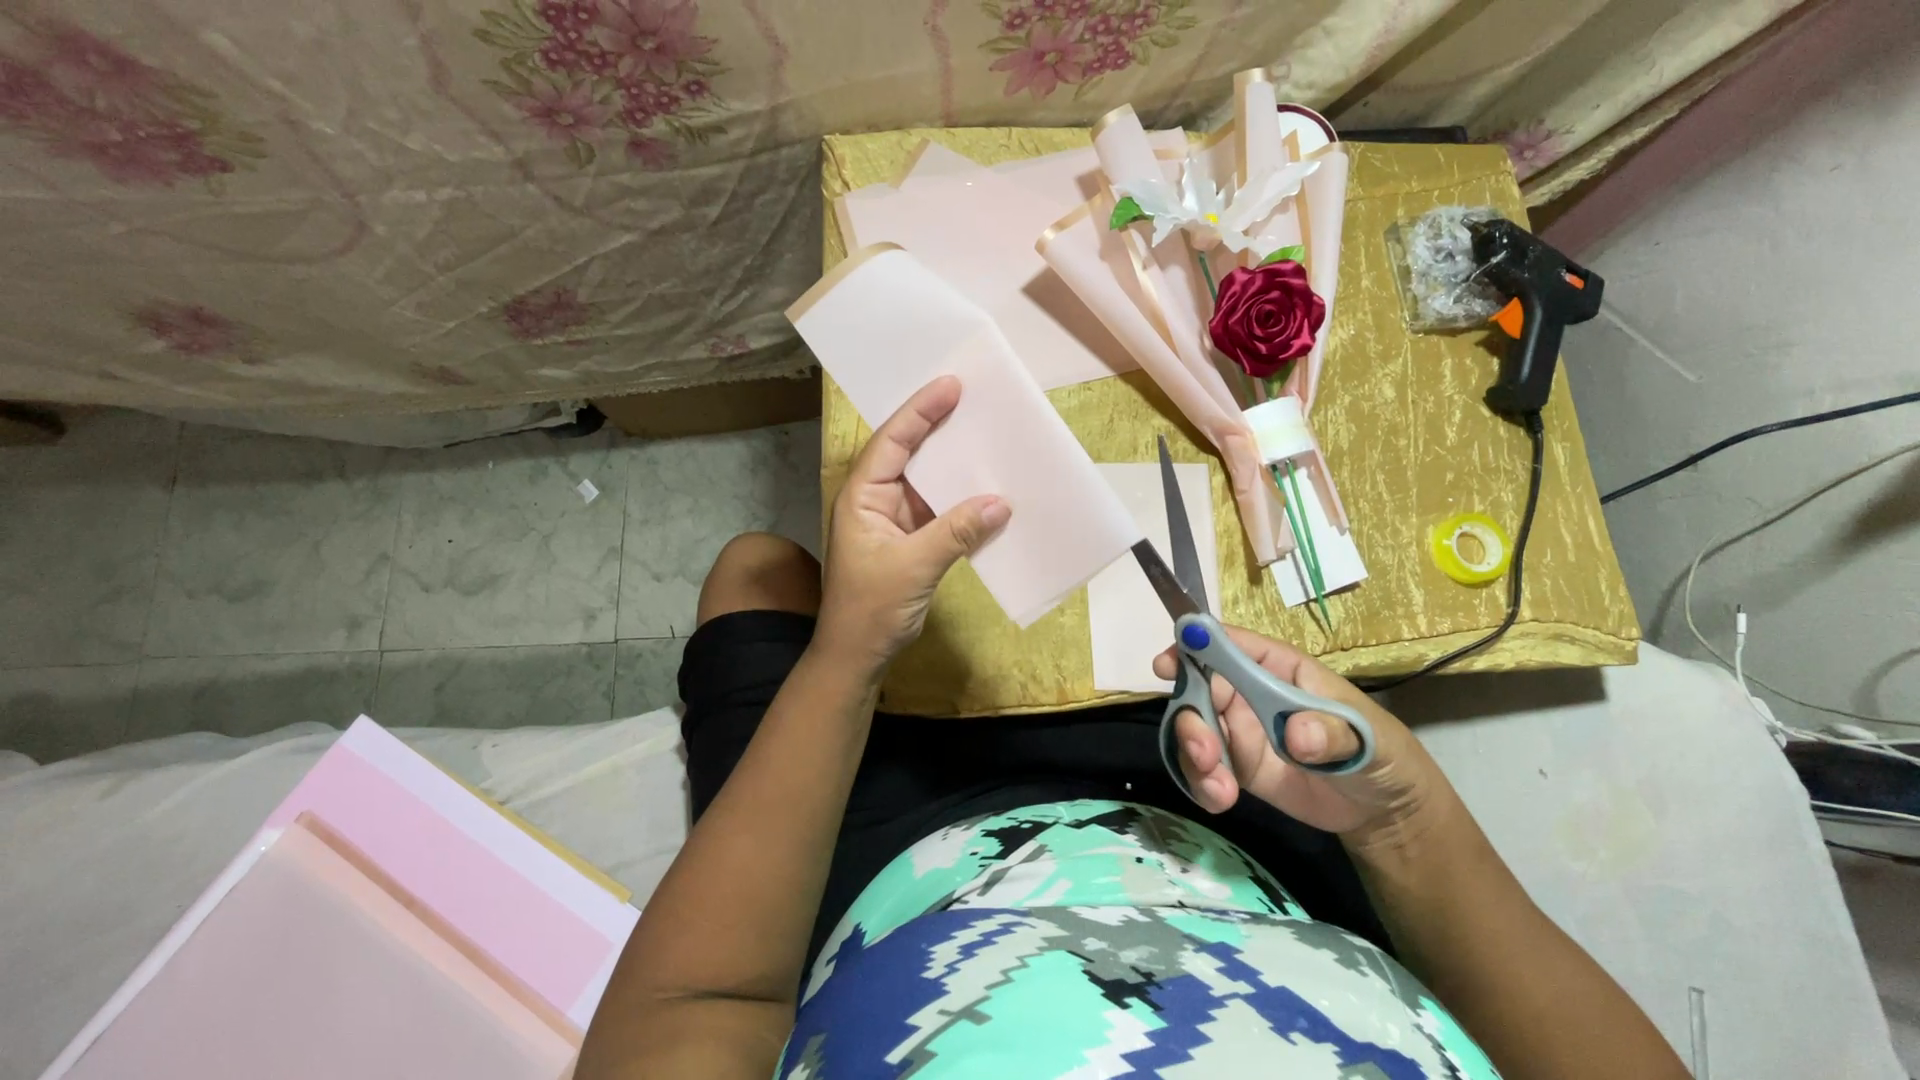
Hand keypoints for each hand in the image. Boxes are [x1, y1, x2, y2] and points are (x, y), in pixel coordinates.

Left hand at [815, 376, 1010, 674]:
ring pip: (928, 482)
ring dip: (955, 465)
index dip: (920, 412)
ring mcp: (894, 521)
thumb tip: (1001, 502)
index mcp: (861, 496)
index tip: (951, 385)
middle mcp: (875, 500)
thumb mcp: (914, 567)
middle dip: (939, 427)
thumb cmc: (871, 608)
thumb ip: (955, 532)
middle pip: (909, 453)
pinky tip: (988, 489)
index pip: (892, 442)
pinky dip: (962, 501)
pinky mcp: (911, 542)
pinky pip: (940, 510)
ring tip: (988, 436)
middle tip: (975, 398)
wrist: (858, 655)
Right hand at [1153, 624, 1451, 848]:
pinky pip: (1202, 767)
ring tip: (1219, 788)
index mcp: (1280, 669)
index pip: (1232, 646)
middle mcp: (1250, 693)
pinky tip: (1221, 801)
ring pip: (1193, 728)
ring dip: (1193, 755)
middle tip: (1204, 751)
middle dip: (1190, 717)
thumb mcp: (1368, 740)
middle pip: (1200, 689)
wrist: (1383, 809)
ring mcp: (1239, 731)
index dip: (1196, 646)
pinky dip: (1201, 783)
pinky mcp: (1235, 767)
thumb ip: (1333, 734)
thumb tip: (1296, 735)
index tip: (1167, 664)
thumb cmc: (1380, 752)